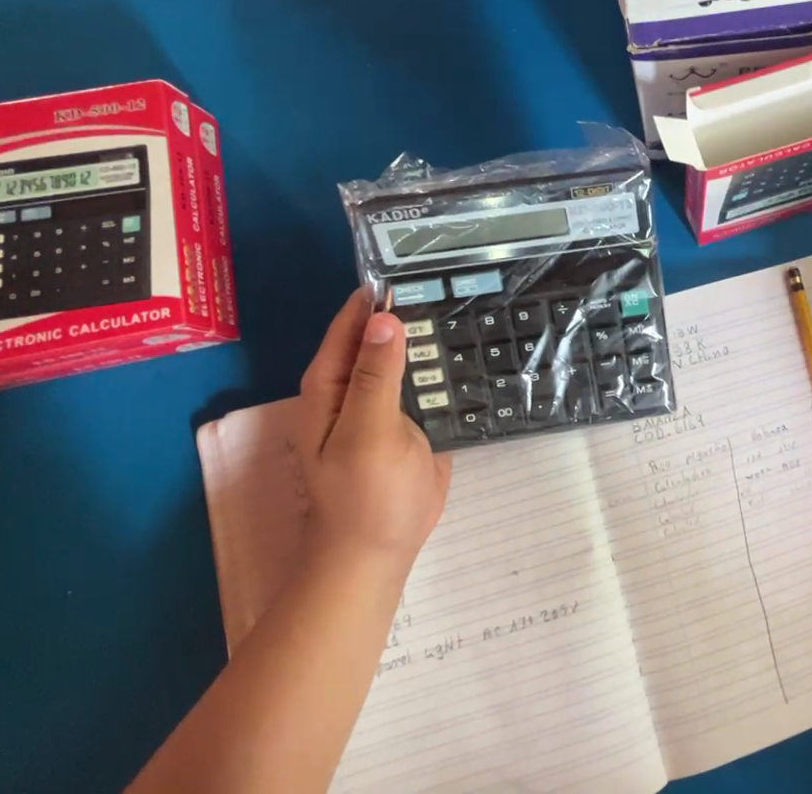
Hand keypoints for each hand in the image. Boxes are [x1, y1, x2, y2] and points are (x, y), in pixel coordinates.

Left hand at [296, 292, 453, 572]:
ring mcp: (388, 403)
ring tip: (477, 298)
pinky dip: (449, 364)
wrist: (380, 551)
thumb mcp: (367, 431)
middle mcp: (358, 385)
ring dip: (436, 333)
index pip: (353, 322)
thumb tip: (385, 318)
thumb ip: (376, 376)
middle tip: (459, 274)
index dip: (378, 291)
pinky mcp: (416, 420)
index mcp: (332, 383)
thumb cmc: (364, 494)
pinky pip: (432, 382)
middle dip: (413, 307)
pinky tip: (478, 346)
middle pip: (385, 334)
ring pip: (412, 356)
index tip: (415, 261)